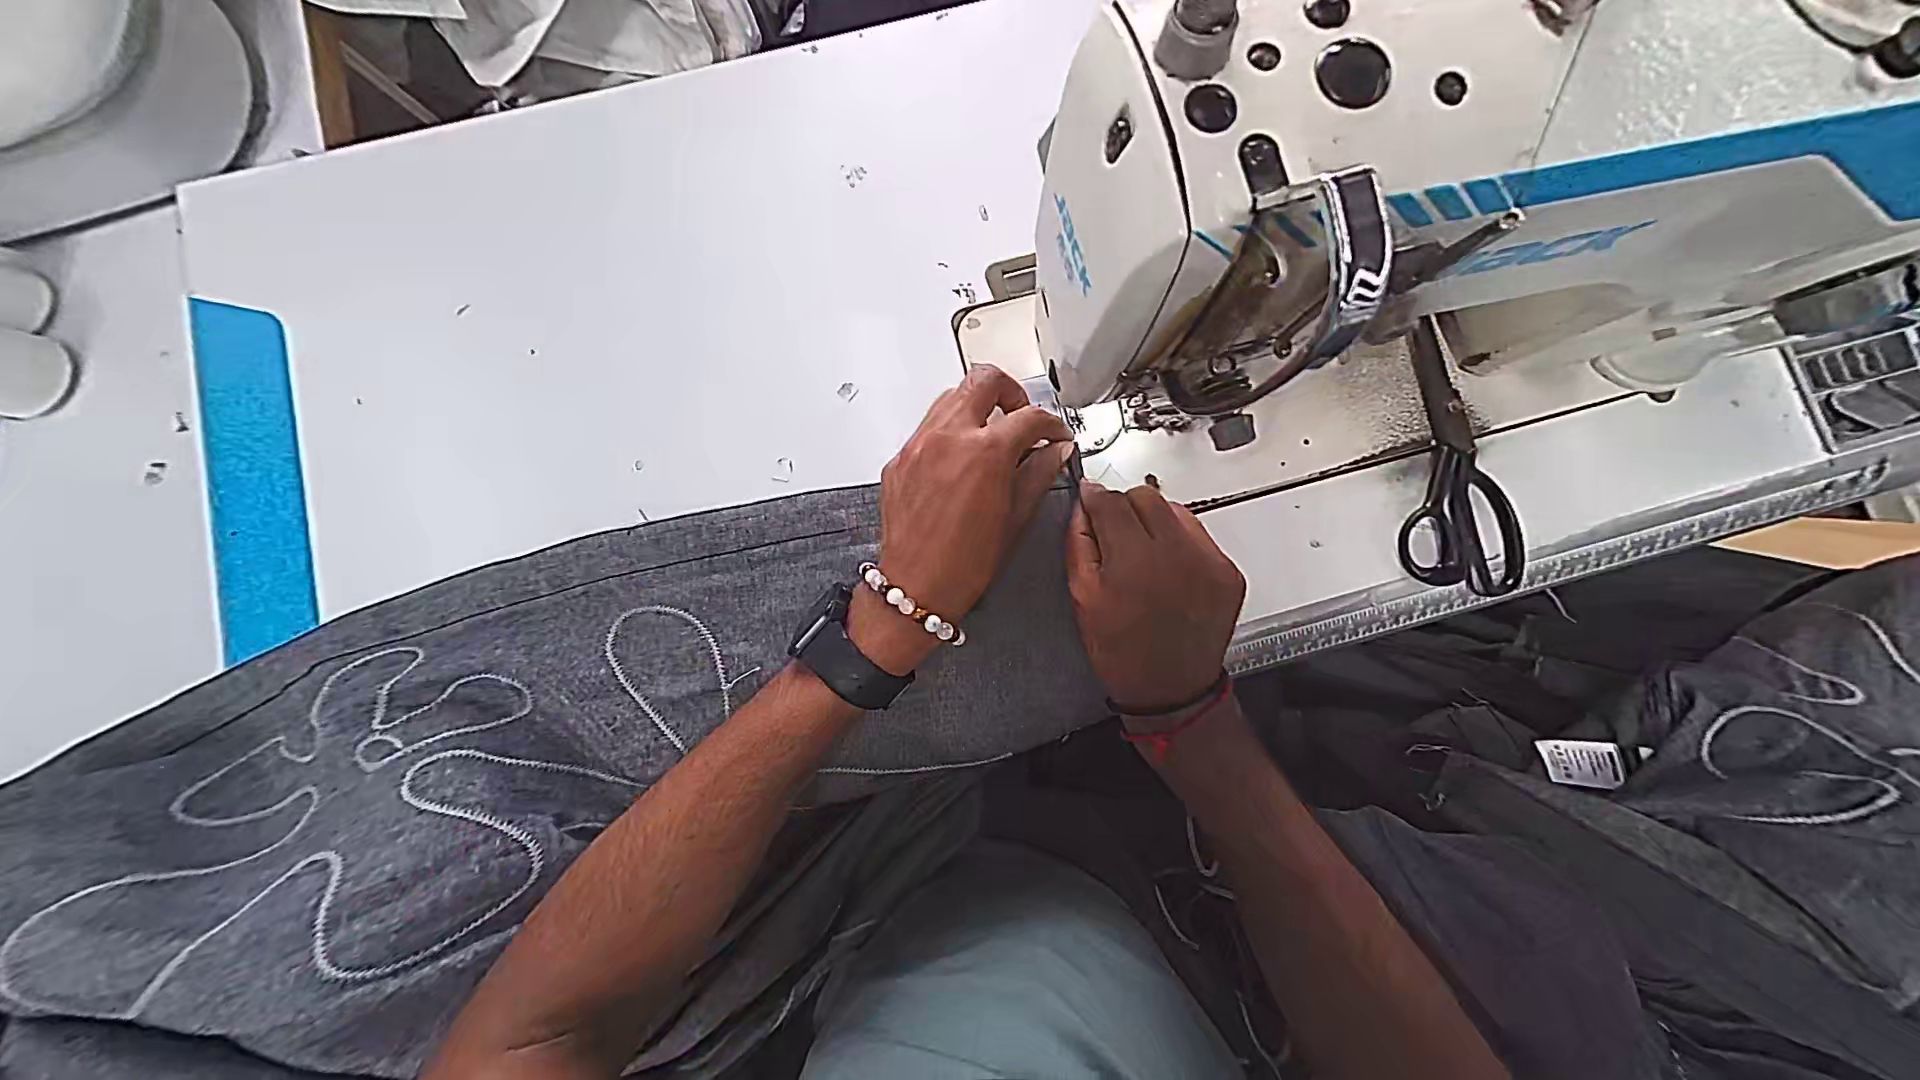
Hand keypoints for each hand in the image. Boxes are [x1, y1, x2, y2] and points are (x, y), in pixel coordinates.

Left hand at [846, 365, 1074, 674]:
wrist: (916, 587)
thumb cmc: (962, 566)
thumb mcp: (1014, 519)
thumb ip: (1037, 475)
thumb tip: (1054, 453)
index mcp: (984, 453)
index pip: (1029, 416)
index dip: (1051, 423)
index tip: (1054, 435)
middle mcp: (947, 439)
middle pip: (983, 380)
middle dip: (1011, 392)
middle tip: (1022, 416)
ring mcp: (918, 446)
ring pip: (951, 397)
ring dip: (977, 407)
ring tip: (992, 435)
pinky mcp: (900, 459)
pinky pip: (928, 427)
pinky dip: (950, 431)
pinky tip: (961, 458)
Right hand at [1066, 480, 1245, 713]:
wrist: (1169, 688)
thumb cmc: (1123, 652)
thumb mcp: (1083, 596)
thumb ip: (1078, 543)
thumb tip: (1082, 508)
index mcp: (1133, 559)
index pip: (1110, 501)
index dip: (1093, 498)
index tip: (1089, 499)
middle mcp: (1175, 554)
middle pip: (1144, 496)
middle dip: (1123, 507)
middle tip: (1114, 533)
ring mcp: (1206, 561)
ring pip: (1174, 509)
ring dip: (1153, 521)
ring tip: (1143, 555)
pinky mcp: (1226, 571)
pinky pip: (1198, 534)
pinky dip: (1179, 541)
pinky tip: (1166, 568)